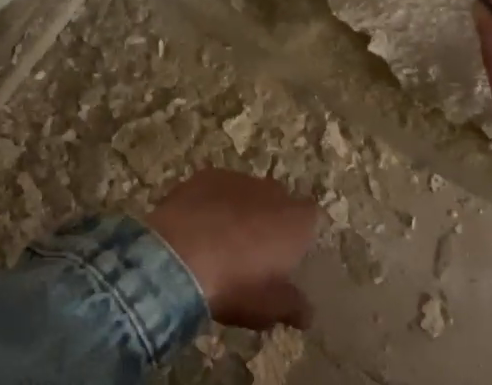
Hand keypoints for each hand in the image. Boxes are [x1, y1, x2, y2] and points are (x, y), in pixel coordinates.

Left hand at [145, 169, 319, 329]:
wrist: (179, 254)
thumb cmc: (235, 283)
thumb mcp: (268, 308)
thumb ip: (293, 307)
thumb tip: (308, 315)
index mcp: (296, 221)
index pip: (312, 217)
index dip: (301, 234)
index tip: (288, 256)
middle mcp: (272, 191)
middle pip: (279, 202)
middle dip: (269, 221)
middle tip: (253, 253)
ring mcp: (238, 179)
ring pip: (247, 194)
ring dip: (240, 212)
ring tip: (220, 242)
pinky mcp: (206, 175)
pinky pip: (217, 189)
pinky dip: (212, 204)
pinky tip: (196, 227)